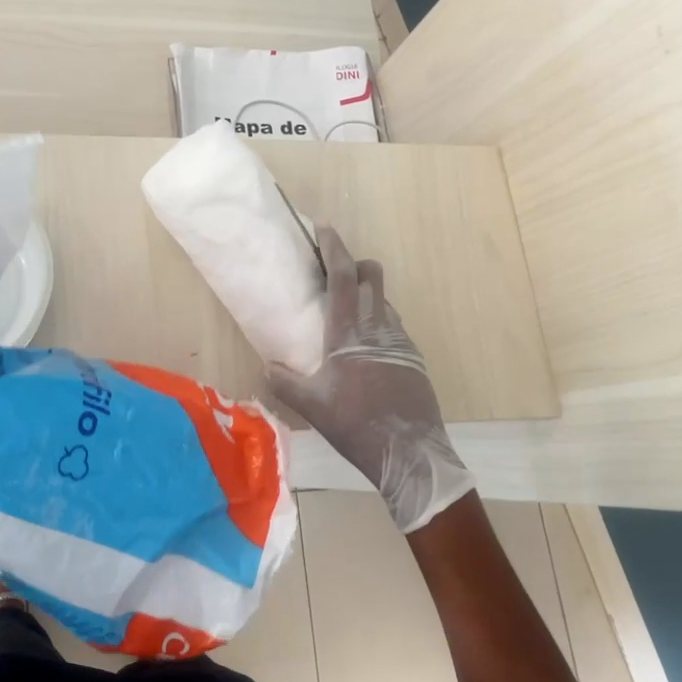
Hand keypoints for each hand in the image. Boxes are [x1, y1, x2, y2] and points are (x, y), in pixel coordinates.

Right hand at [266, 227, 475, 531]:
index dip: (334, 248)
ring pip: (385, 302)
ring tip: (348, 315)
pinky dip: (379, 324)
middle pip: (373, 277)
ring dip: (369, 296)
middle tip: (337, 271)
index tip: (325, 228)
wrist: (410, 453)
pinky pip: (393, 327)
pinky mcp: (413, 358)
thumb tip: (267, 366)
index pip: (343, 277)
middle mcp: (379, 328)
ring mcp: (400, 341)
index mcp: (349, 333)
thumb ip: (285, 382)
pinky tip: (367, 350)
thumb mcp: (312, 407)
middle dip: (357, 265)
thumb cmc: (356, 425)